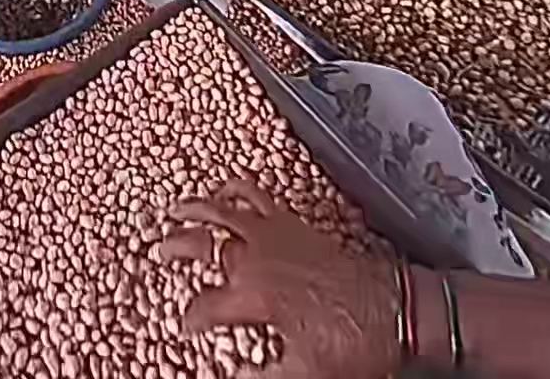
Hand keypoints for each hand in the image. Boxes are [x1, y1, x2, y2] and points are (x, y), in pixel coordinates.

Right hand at [158, 179, 398, 378]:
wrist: (390, 308)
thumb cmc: (350, 343)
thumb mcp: (308, 373)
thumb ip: (265, 377)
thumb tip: (232, 377)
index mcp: (252, 294)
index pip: (206, 305)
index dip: (191, 318)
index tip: (184, 326)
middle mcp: (252, 256)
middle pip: (201, 243)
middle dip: (176, 247)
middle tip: (159, 250)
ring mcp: (268, 232)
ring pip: (219, 210)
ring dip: (193, 208)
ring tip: (175, 209)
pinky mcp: (285, 220)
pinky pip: (252, 195)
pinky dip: (233, 189)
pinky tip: (223, 191)